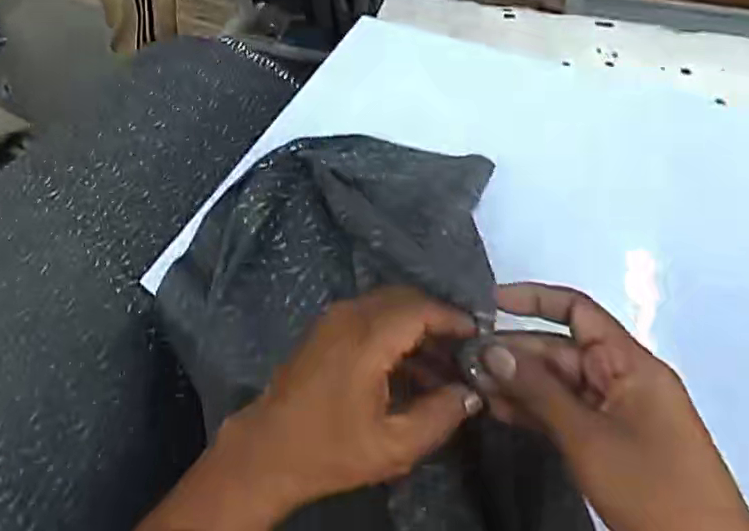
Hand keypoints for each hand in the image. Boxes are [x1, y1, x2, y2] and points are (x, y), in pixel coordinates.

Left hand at [215, 286, 482, 517]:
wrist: (268, 448)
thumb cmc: (331, 449)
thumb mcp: (393, 446)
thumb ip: (438, 416)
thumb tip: (471, 393)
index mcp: (367, 336)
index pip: (421, 308)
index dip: (453, 317)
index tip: (480, 335)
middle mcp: (350, 314)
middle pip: (406, 298)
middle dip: (438, 319)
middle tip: (466, 349)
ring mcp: (335, 316)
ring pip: (388, 304)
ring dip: (417, 325)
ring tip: (445, 363)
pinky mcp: (327, 326)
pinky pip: (371, 314)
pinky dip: (396, 329)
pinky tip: (412, 365)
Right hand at [479, 284, 748, 530]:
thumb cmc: (653, 490)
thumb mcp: (588, 438)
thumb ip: (538, 390)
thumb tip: (492, 348)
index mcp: (630, 363)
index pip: (578, 310)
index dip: (534, 299)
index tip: (491, 302)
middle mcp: (624, 380)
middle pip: (561, 349)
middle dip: (515, 351)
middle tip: (467, 359)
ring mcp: (618, 415)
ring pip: (560, 384)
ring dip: (519, 383)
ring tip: (472, 384)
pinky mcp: (613, 446)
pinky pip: (567, 414)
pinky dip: (536, 411)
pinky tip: (498, 411)